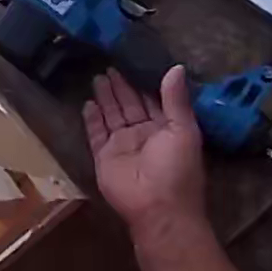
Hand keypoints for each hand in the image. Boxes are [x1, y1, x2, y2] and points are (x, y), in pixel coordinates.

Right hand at [83, 67, 208, 240]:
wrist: (157, 208)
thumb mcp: (184, 130)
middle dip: (120, 87)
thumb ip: (175, 100)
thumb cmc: (176, 169)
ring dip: (105, 98)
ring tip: (96, 77)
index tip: (132, 62)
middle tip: (109, 65)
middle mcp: (142, 134)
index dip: (142, 82)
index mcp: (166, 128)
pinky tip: (87, 103)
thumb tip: (176, 67)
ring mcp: (121, 145)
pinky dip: (91, 119)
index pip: (151, 100)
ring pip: (111, 116)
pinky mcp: (103, 156)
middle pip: (128, 105)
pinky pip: (96, 133)